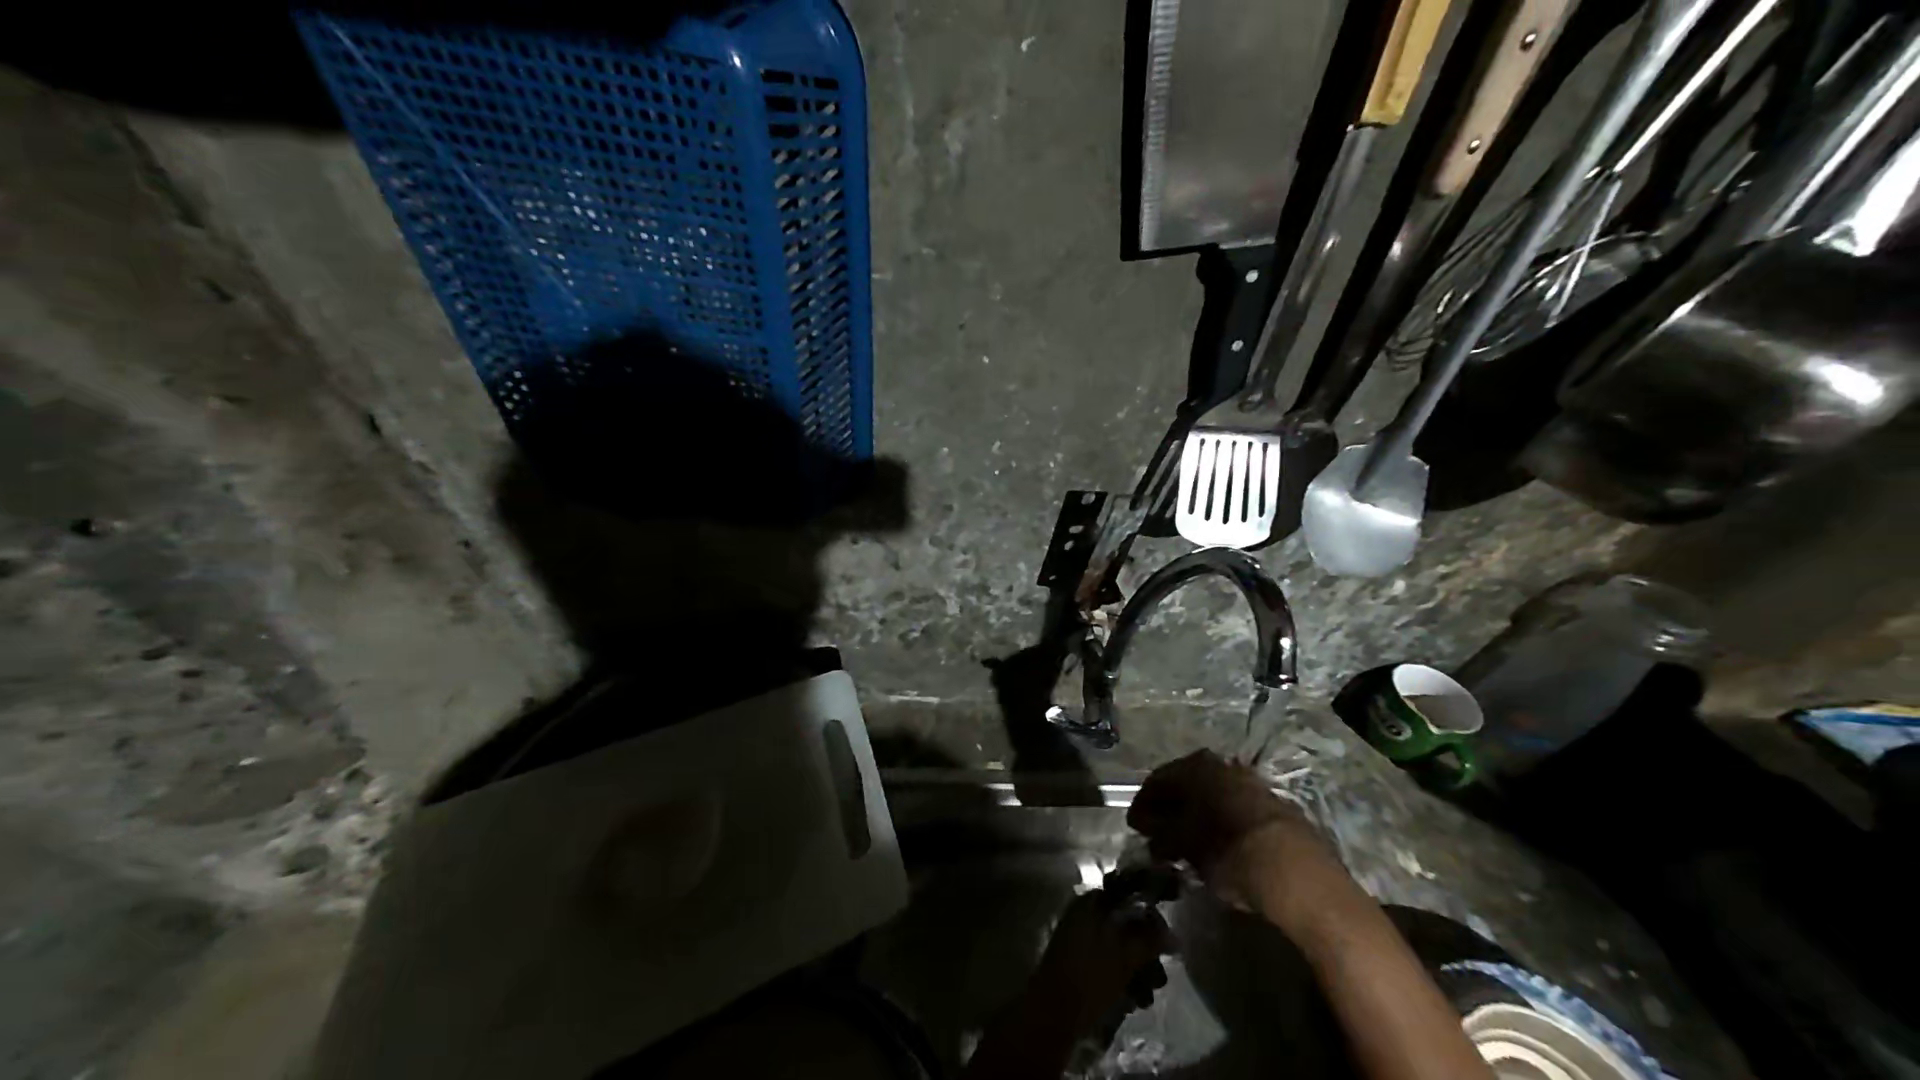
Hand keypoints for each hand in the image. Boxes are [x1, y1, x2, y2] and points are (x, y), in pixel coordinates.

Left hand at [1026, 883, 1172, 1034]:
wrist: (1052, 1014)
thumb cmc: (1089, 978)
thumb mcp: (1125, 960)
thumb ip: (1150, 942)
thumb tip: (1175, 935)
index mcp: (1091, 903)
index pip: (1129, 895)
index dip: (1151, 914)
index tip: (1168, 935)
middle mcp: (1085, 913)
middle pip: (1126, 922)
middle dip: (1147, 947)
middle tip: (1161, 971)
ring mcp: (1081, 937)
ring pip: (1119, 944)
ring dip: (1139, 966)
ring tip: (1150, 992)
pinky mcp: (1080, 960)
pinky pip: (1109, 959)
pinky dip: (1124, 974)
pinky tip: (1137, 998)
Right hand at [1127, 750, 1332, 912]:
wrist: (1300, 876)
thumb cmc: (1230, 853)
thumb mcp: (1185, 846)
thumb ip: (1162, 835)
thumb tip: (1151, 834)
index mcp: (1199, 767)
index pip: (1159, 779)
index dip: (1143, 804)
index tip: (1134, 827)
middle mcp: (1226, 767)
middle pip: (1188, 785)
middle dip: (1171, 808)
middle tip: (1157, 834)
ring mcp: (1254, 785)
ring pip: (1214, 797)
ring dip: (1198, 816)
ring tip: (1186, 844)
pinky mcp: (1276, 808)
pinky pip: (1236, 810)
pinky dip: (1221, 823)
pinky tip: (1217, 846)